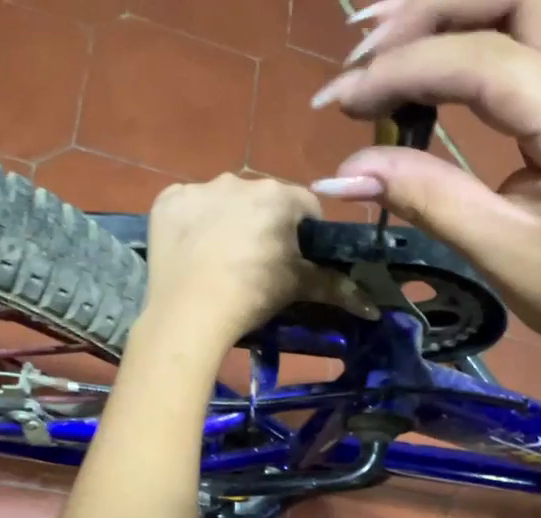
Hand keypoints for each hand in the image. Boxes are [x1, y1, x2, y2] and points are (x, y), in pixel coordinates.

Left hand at [142, 175, 373, 343]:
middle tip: (255, 266)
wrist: (189, 314)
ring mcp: (199, 188)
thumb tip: (373, 308)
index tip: (294, 260)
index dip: (304, 234)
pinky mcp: (167, 200)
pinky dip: (192, 225)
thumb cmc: (252, 296)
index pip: (304, 207)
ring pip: (223, 202)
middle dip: (264, 226)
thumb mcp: (297, 288)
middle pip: (262, 201)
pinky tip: (191, 254)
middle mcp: (240, 180)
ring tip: (220, 262)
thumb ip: (336, 287)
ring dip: (227, 222)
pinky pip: (187, 207)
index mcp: (278, 195)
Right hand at [309, 0, 540, 368]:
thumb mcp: (493, 248)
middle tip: (364, 49)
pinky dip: (473, 26)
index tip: (343, 100)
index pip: (487, 62)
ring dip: (452, 9)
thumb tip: (340, 174)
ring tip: (383, 43)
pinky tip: (428, 52)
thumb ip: (422, 196)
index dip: (406, 68)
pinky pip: (531, 24)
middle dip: (432, 8)